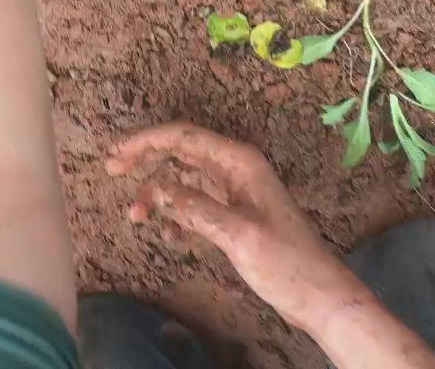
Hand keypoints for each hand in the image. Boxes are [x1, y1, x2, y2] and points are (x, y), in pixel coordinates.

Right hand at [107, 123, 361, 325]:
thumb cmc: (286, 262)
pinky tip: (166, 235)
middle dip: (145, 160)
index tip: (117, 153)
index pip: (182, 136)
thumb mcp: (238, 235)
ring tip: (135, 217)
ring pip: (183, 179)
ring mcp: (233, 190)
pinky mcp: (232, 213)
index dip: (146, 140)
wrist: (322, 298)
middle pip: (179, 152)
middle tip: (112, 169)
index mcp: (237, 161)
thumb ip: (195, 208)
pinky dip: (175, 214)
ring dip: (157, 194)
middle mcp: (233, 168)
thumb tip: (156, 188)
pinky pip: (193, 203)